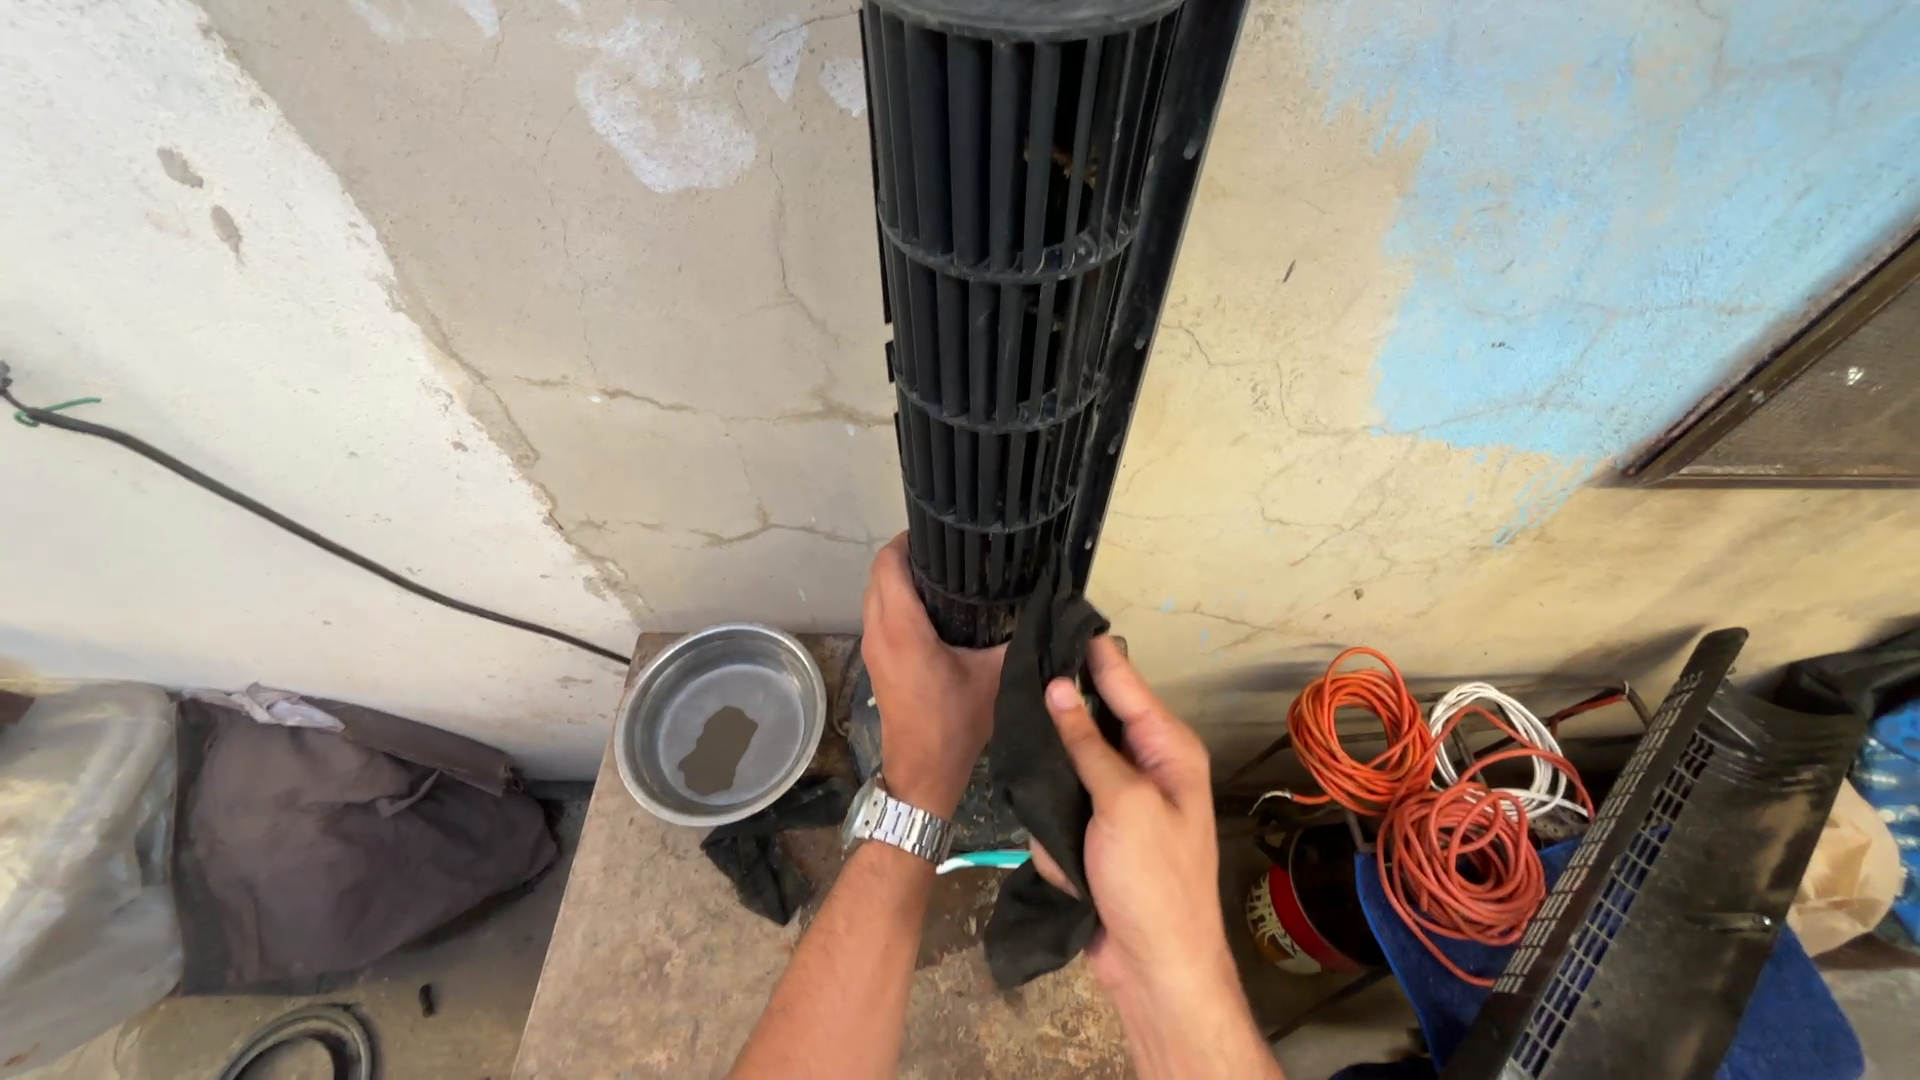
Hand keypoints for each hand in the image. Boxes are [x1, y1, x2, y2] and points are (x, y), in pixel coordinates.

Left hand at [861, 534, 1004, 817]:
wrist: (923, 772)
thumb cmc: (956, 723)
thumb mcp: (994, 676)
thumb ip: (1015, 638)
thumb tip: (1041, 606)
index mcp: (902, 628)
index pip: (889, 564)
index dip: (908, 541)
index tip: (939, 533)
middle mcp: (879, 631)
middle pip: (878, 574)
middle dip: (906, 555)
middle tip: (947, 550)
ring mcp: (873, 647)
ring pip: (874, 594)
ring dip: (897, 578)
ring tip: (941, 572)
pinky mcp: (876, 660)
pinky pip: (878, 614)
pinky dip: (894, 599)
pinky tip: (930, 605)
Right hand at [1033, 638, 1279, 1078]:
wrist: (1156, 968)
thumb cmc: (1152, 880)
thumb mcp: (1122, 803)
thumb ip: (1087, 743)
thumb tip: (1059, 685)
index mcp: (1167, 749)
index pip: (1125, 684)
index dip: (1095, 651)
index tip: (1064, 614)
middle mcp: (1147, 766)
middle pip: (1094, 721)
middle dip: (1061, 717)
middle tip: (1022, 684)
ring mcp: (1119, 800)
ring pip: (1069, 764)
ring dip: (1054, 786)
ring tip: (1038, 788)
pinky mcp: (1097, 831)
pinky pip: (1062, 809)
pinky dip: (1056, 829)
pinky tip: (1062, 857)